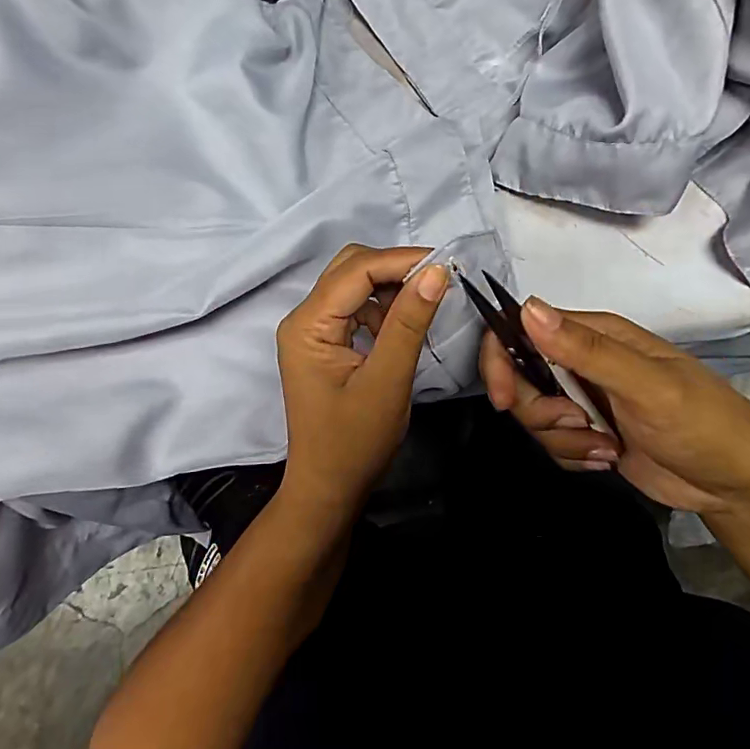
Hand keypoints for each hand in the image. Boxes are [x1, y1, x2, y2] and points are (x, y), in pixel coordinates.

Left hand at [276, 245, 448, 511]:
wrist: (328, 488)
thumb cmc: (354, 443)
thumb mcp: (388, 381)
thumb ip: (409, 323)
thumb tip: (435, 272)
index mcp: (308, 325)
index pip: (355, 270)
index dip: (400, 260)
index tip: (446, 264)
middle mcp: (303, 318)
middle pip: (349, 268)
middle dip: (394, 268)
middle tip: (438, 281)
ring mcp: (311, 330)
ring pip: (352, 283)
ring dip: (389, 287)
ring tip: (424, 305)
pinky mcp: (324, 342)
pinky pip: (354, 307)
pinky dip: (382, 307)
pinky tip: (403, 325)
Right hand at [481, 300, 749, 514]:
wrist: (741, 486)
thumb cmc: (705, 423)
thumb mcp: (647, 386)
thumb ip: (586, 350)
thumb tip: (527, 309)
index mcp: (593, 334)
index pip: (521, 330)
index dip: (500, 360)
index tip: (503, 399)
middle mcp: (581, 360)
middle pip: (519, 377)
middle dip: (539, 410)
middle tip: (576, 425)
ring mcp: (583, 398)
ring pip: (533, 415)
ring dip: (563, 439)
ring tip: (607, 447)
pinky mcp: (587, 433)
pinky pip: (551, 443)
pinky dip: (574, 456)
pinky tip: (610, 458)